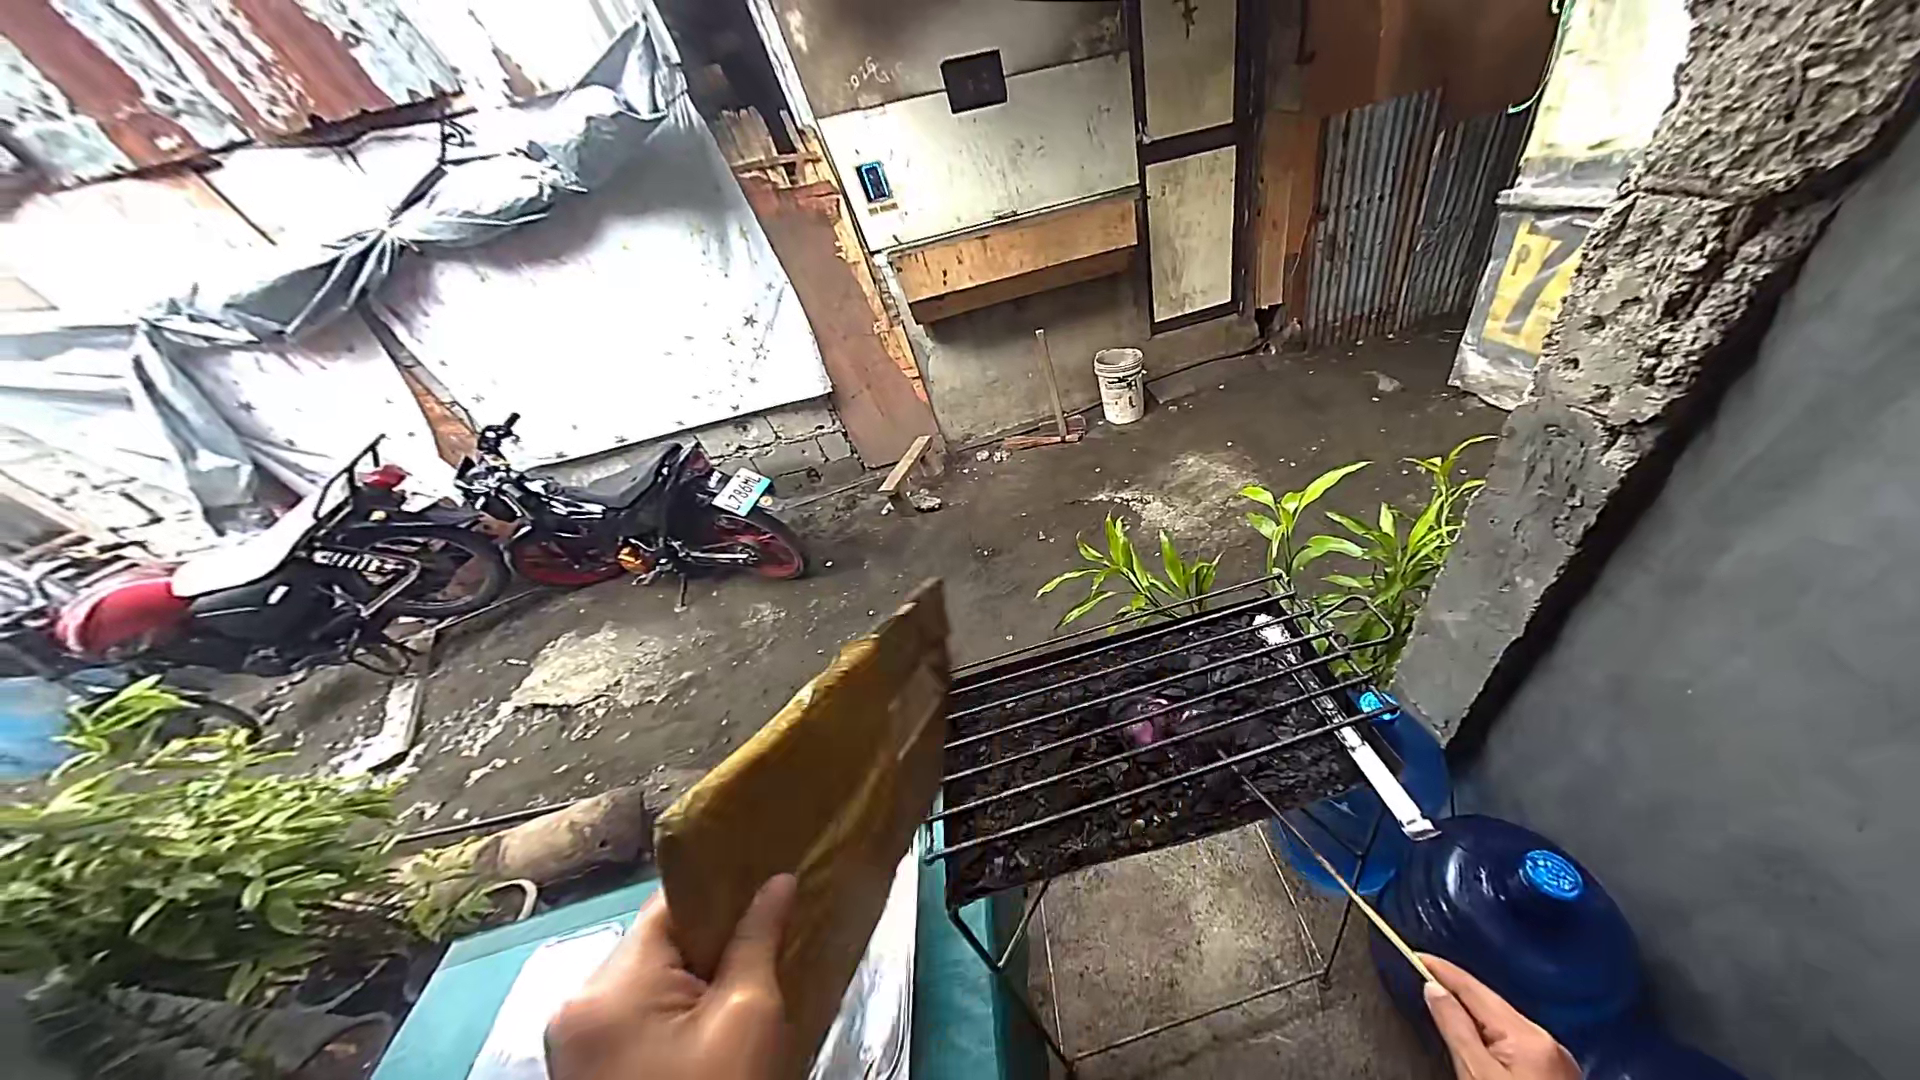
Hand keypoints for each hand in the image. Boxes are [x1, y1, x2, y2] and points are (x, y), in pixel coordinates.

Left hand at [547, 874, 797, 1079]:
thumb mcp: (747, 1016)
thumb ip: (758, 937)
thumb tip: (778, 880)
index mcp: (607, 989)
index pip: (673, 904)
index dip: (724, 889)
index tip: (767, 882)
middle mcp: (577, 1006)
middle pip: (661, 938)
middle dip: (715, 935)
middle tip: (767, 927)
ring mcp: (577, 1043)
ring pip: (653, 974)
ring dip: (700, 969)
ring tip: (749, 963)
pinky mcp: (589, 1070)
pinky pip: (641, 1010)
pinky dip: (680, 1003)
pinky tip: (718, 1007)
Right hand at [1419, 953, 1580, 1079]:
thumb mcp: (1476, 1075)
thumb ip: (1454, 1026)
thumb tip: (1434, 988)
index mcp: (1528, 1037)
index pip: (1473, 987)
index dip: (1440, 969)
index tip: (1411, 954)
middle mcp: (1548, 1042)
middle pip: (1490, 1003)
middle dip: (1455, 989)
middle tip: (1418, 977)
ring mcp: (1557, 1061)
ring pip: (1502, 1022)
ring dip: (1470, 1012)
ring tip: (1439, 1003)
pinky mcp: (1558, 1077)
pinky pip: (1514, 1041)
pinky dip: (1488, 1033)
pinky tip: (1471, 1034)